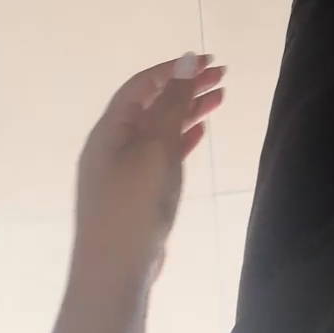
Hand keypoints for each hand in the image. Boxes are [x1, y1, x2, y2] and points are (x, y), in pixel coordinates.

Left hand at [72, 53, 225, 277]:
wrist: (115, 272)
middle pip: (153, 103)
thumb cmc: (135, 202)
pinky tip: (202, 131)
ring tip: (221, 98)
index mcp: (110, 129)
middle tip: (223, 76)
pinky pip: (162, 150)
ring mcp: (124, 168)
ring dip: (189, 109)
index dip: (175, 68)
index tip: (210, 61)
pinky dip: (182, 135)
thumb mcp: (157, 145)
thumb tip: (187, 60)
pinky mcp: (136, 190)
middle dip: (187, 86)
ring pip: (160, 126)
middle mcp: (113, 144)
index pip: (142, 84)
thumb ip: (173, 102)